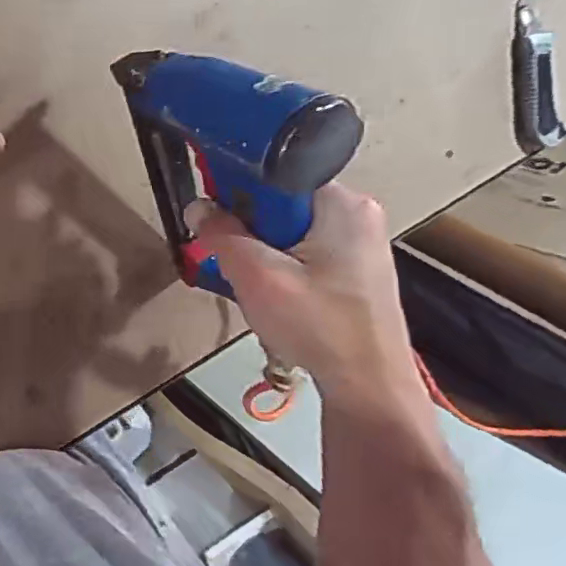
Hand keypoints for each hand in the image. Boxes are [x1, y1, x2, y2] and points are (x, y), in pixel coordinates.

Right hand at [187, 183, 417, 401]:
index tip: (211, 214)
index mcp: (343, 203)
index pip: (275, 176)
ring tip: (255, 286)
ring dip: (262, 254)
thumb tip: (197, 207)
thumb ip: (222, 235)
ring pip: (288, 232)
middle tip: (233, 261)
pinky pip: (304, 253)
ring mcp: (360, 245)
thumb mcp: (257, 275)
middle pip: (280, 205)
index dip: (237, 192)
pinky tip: (275, 298)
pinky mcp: (356, 271)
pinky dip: (281, 269)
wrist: (369, 390)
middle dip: (248, 231)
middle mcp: (357, 215)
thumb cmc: (319, 327)